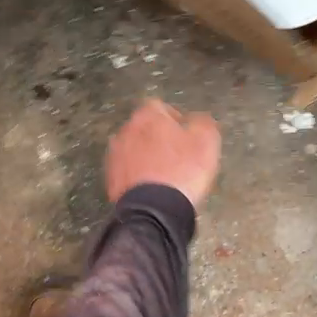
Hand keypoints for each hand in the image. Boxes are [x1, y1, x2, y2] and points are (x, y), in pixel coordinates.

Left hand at [106, 99, 221, 206]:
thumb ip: (203, 123)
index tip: (186, 135)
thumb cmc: (182, 171)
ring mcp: (115, 155)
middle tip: (176, 155)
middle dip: (158, 138)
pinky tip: (150, 188)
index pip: (160, 107)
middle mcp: (126, 130)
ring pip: (134, 150)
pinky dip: (137, 175)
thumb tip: (197, 119)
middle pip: (144, 128)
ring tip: (163, 174)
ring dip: (146, 157)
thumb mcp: (206, 142)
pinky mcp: (111, 178)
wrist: (154, 209)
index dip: (175, 120)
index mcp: (148, 115)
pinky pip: (127, 171)